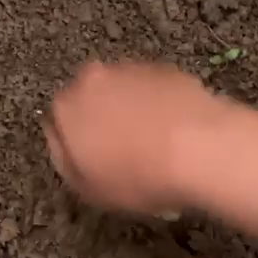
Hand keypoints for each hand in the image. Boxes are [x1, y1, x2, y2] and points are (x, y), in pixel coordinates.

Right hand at [45, 61, 226, 216]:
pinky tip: (176, 131)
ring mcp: (128, 69)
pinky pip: (152, 88)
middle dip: (101, 119)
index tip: (93, 162)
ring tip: (154, 144)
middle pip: (88, 99)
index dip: (75, 143)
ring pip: (121, 90)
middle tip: (123, 152)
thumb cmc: (138, 175)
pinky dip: (158, 103)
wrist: (199, 146)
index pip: (57, 122)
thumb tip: (63, 147)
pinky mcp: (162, 68)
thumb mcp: (91, 190)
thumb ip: (67, 163)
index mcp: (66, 107)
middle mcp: (90, 79)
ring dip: (130, 109)